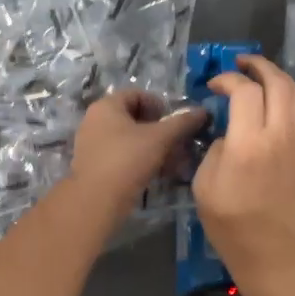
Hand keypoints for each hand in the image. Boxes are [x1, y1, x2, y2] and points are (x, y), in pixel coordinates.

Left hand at [70, 90, 207, 206]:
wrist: (97, 200)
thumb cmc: (127, 160)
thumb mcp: (160, 138)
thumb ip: (182, 123)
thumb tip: (202, 112)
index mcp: (106, 106)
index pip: (137, 94)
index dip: (159, 105)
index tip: (173, 123)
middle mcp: (95, 120)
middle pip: (134, 117)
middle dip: (160, 130)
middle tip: (176, 144)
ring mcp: (92, 144)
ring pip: (130, 139)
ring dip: (153, 147)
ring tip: (171, 162)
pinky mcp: (94, 165)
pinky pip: (122, 155)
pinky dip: (140, 160)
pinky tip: (157, 173)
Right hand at [193, 56, 294, 280]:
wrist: (269, 250)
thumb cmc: (229, 222)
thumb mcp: (204, 184)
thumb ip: (217, 149)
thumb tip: (229, 134)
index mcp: (248, 144)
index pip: (245, 92)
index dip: (228, 80)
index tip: (213, 85)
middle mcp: (278, 136)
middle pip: (278, 84)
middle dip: (259, 66)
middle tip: (240, 63)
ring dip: (278, 77)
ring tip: (260, 75)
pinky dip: (290, 96)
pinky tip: (275, 100)